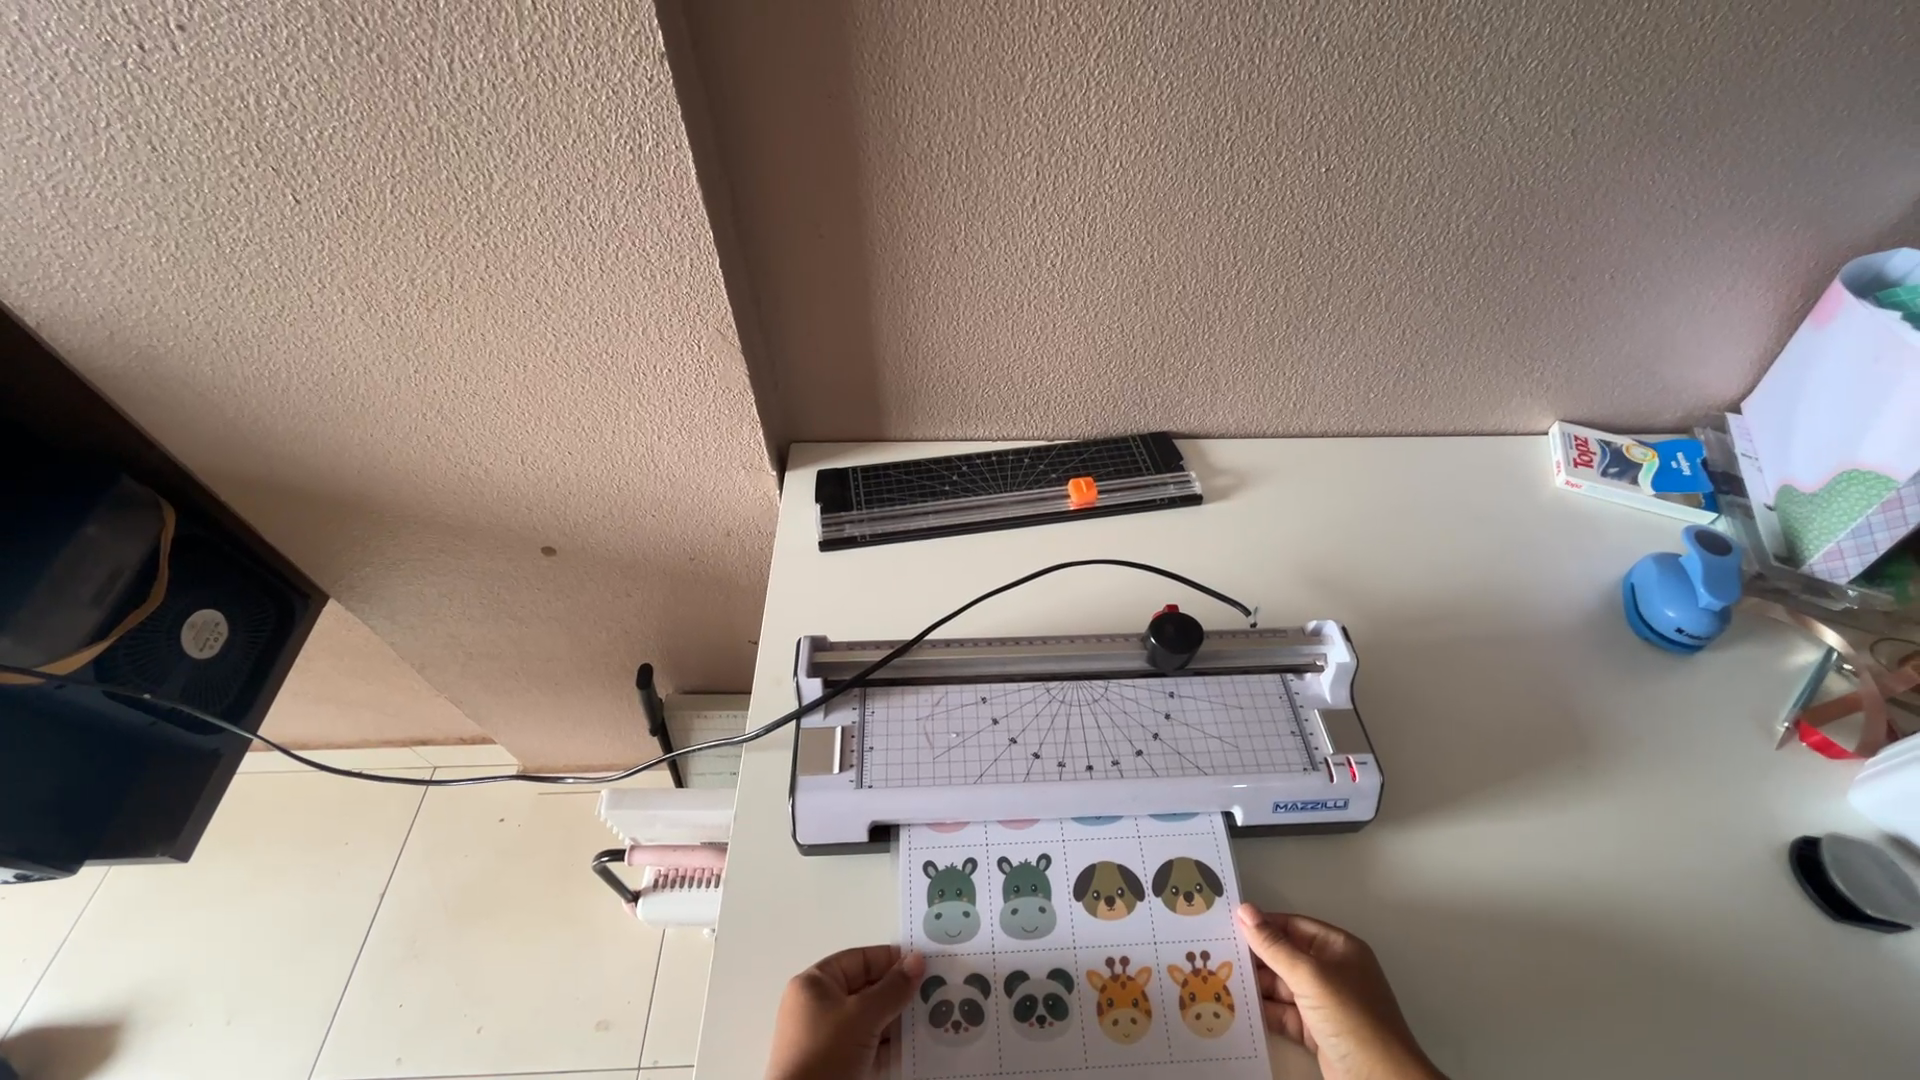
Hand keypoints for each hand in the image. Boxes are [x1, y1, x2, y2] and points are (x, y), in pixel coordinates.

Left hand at [766, 944, 925, 1079]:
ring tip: (932, 1017)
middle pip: (867, 989)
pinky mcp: (838, 1066)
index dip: (890, 959)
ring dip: (899, 1021)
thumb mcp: (862, 1017)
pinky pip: (869, 1046)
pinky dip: (890, 1046)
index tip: (923, 964)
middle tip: (934, 991)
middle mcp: (820, 1006)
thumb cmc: (826, 1054)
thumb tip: (917, 959)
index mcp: (815, 984)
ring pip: (871, 1020)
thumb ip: (893, 988)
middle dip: (899, 992)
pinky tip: (916, 1046)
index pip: (859, 960)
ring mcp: (828, 1038)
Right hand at [1236, 903, 1444, 1079]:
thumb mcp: (1310, 976)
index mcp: (1338, 949)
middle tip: (1215, 952)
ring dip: (1255, 985)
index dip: (1262, 924)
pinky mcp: (1315, 1032)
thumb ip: (1274, 945)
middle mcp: (1332, 972)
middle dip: (1254, 957)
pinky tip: (1234, 1006)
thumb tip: (1244, 909)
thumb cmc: (1351, 1019)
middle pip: (1285, 956)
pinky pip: (1283, 1013)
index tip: (1226, 925)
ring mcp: (1324, 1004)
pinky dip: (1263, 1011)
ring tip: (1216, 979)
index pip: (1293, 926)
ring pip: (1281, 986)